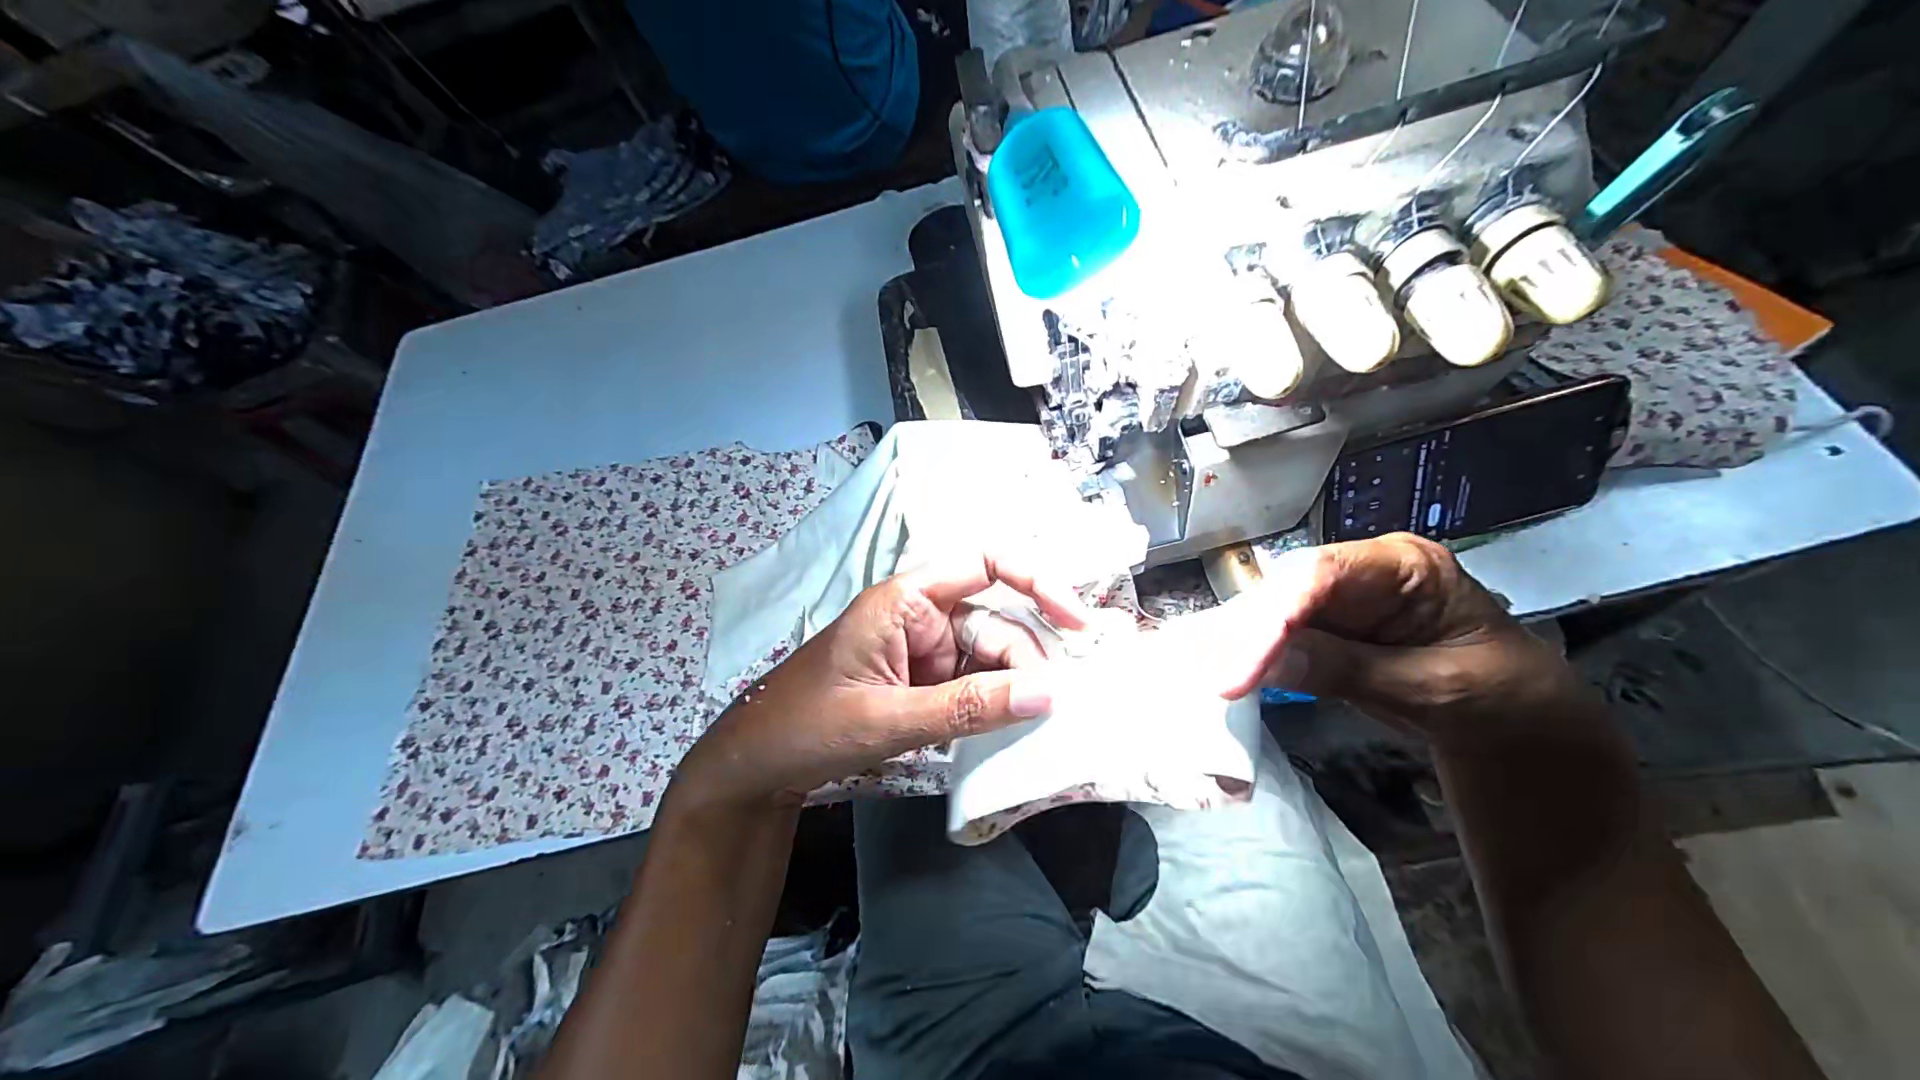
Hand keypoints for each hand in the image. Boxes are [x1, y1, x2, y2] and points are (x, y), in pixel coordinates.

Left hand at [670, 554, 1089, 810]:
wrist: (756, 768)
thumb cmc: (807, 726)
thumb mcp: (889, 718)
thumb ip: (967, 707)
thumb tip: (1047, 695)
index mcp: (905, 601)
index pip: (983, 566)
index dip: (1035, 581)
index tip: (1075, 619)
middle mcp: (919, 617)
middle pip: (994, 623)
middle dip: (1024, 661)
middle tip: (1048, 707)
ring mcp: (922, 652)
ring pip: (989, 659)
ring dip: (1012, 688)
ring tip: (1031, 725)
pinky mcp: (921, 684)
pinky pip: (972, 685)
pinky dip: (994, 705)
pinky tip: (1008, 727)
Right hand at [1214, 533, 1600, 748]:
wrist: (1517, 722)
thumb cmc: (1499, 695)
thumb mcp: (1435, 688)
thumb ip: (1347, 670)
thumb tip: (1260, 666)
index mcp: (1404, 564)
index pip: (1323, 575)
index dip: (1275, 617)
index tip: (1241, 667)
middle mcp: (1358, 573)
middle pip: (1285, 589)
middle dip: (1246, 632)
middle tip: (1210, 673)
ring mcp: (1335, 602)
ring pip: (1270, 613)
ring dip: (1236, 645)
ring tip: (1205, 674)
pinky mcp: (1319, 632)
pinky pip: (1274, 640)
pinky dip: (1248, 660)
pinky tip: (1222, 672)